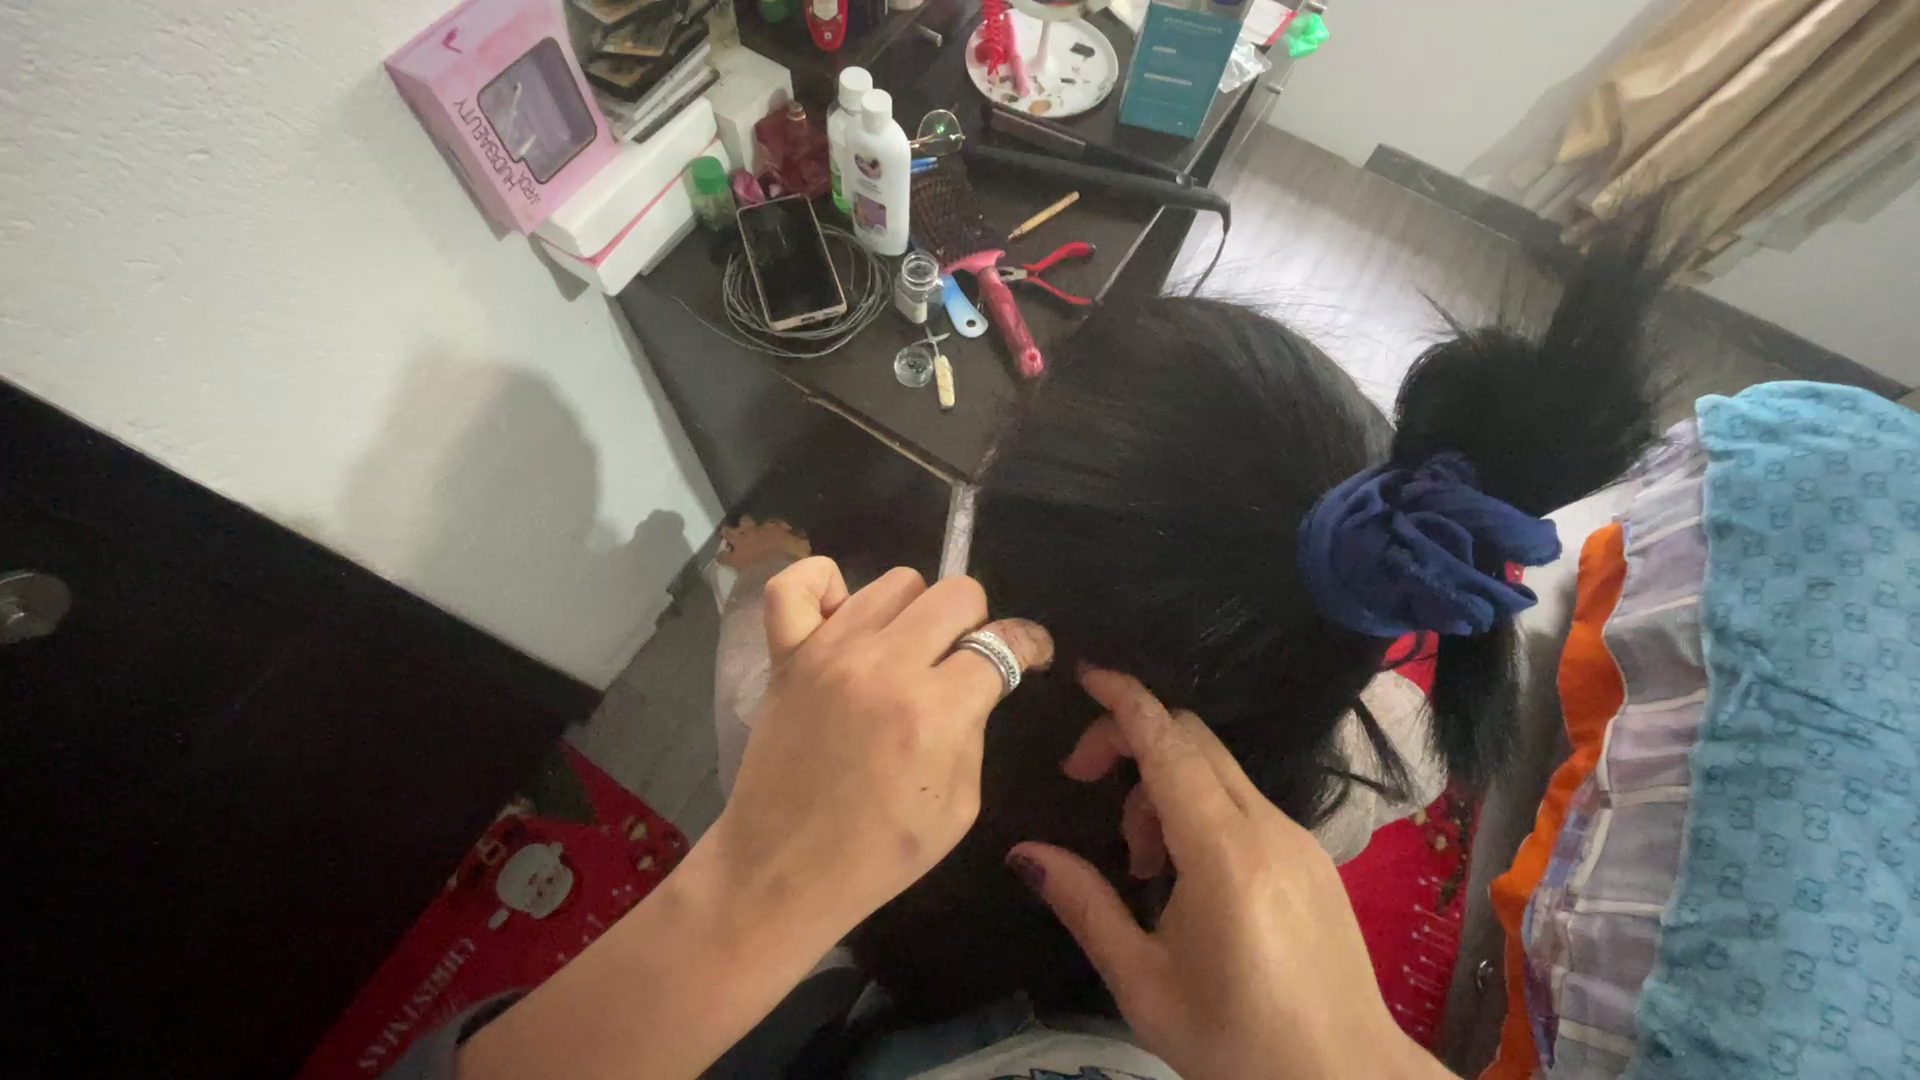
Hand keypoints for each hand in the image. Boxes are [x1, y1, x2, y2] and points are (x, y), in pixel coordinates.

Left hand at [712, 557, 1053, 942]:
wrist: (781, 873)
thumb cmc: (878, 854)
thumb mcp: (959, 807)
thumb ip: (975, 728)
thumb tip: (979, 677)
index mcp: (934, 711)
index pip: (1001, 642)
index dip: (1027, 645)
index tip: (1028, 652)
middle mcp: (884, 665)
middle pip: (957, 593)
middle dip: (975, 624)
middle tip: (960, 661)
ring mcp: (829, 652)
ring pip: (896, 581)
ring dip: (915, 612)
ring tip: (904, 652)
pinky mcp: (786, 654)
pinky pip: (799, 583)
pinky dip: (827, 586)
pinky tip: (842, 618)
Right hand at [1009, 668, 1448, 1079]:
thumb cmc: (1237, 1043)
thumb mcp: (1142, 982)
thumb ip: (1082, 903)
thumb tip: (1023, 851)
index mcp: (1222, 851)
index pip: (1167, 741)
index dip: (1123, 698)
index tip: (1084, 673)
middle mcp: (1266, 824)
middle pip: (1189, 737)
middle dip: (1130, 742)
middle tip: (1087, 787)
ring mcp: (1296, 834)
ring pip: (1214, 767)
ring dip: (1162, 786)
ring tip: (1143, 862)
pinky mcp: (1310, 852)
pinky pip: (1241, 797)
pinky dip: (1198, 806)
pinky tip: (1187, 873)